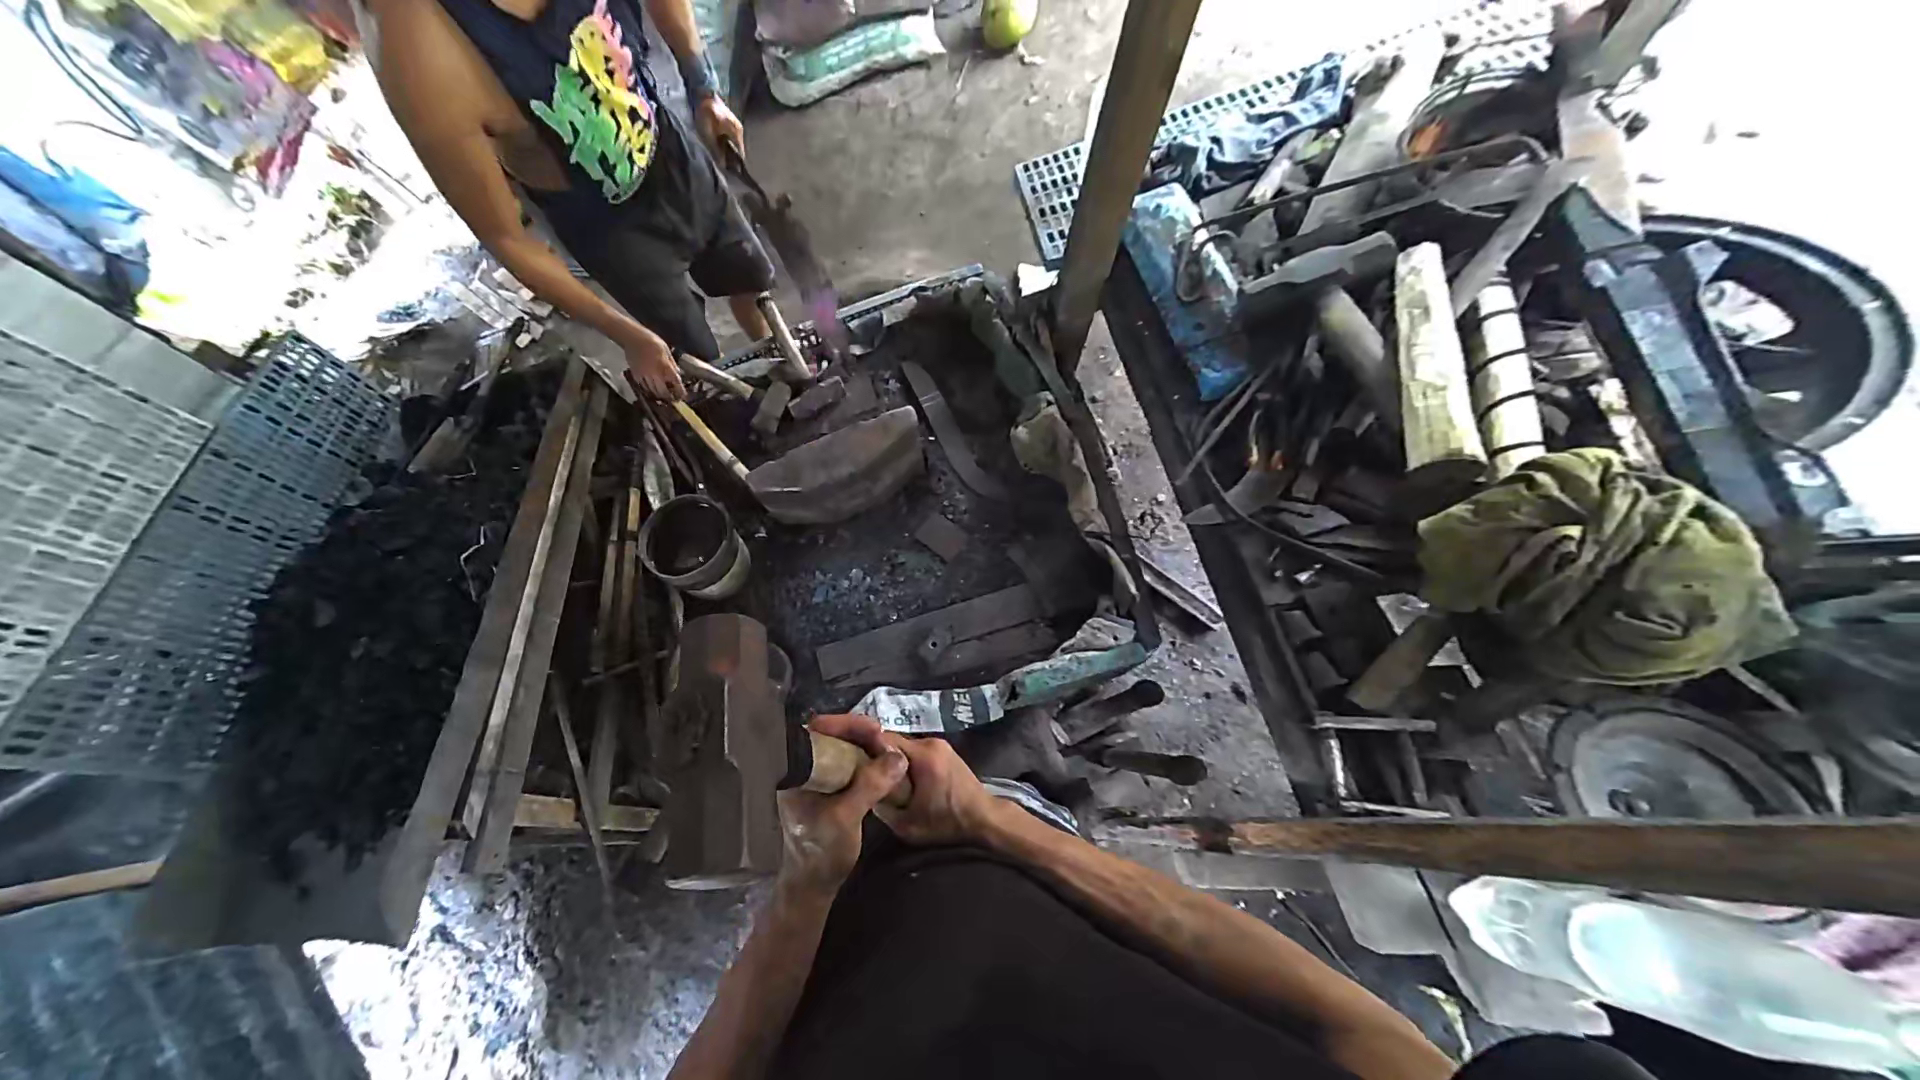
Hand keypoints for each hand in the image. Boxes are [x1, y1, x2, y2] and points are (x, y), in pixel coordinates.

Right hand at [622, 328, 685, 400]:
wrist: (633, 338)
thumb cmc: (652, 341)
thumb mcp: (666, 350)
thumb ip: (672, 363)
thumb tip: (677, 372)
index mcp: (665, 366)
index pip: (675, 382)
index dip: (680, 391)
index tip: (683, 396)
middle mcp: (655, 373)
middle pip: (663, 391)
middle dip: (669, 396)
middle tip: (673, 398)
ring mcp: (644, 375)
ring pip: (652, 391)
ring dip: (659, 395)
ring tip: (663, 396)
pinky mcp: (636, 375)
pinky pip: (643, 386)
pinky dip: (648, 390)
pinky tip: (651, 390)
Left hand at [695, 95, 744, 162]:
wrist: (703, 91)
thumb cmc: (706, 113)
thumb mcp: (708, 134)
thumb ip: (716, 150)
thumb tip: (722, 166)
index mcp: (737, 134)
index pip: (741, 155)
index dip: (736, 165)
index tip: (731, 174)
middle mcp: (739, 131)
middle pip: (738, 150)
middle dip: (732, 159)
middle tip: (725, 167)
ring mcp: (735, 125)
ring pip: (734, 144)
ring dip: (729, 151)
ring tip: (722, 159)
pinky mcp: (730, 122)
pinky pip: (731, 137)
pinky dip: (727, 143)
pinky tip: (721, 147)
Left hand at [775, 714, 909, 896]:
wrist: (815, 884)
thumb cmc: (822, 852)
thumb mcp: (846, 818)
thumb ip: (869, 785)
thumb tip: (898, 757)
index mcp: (795, 772)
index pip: (817, 732)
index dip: (845, 725)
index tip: (873, 728)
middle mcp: (803, 769)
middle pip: (831, 736)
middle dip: (859, 732)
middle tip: (884, 735)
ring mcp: (816, 779)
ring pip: (842, 749)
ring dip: (865, 745)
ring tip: (887, 747)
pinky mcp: (829, 788)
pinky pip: (848, 764)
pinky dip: (866, 760)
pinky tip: (883, 762)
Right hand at [875, 728, 1002, 847]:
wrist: (983, 818)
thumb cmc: (946, 823)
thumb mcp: (907, 825)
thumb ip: (883, 806)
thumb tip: (867, 790)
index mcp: (924, 755)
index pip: (884, 739)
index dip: (866, 750)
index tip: (855, 764)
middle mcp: (931, 742)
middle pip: (894, 742)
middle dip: (880, 757)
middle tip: (869, 776)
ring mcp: (940, 744)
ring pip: (905, 746)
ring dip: (894, 760)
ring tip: (885, 780)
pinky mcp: (945, 750)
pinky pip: (917, 750)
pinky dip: (908, 762)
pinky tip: (904, 779)